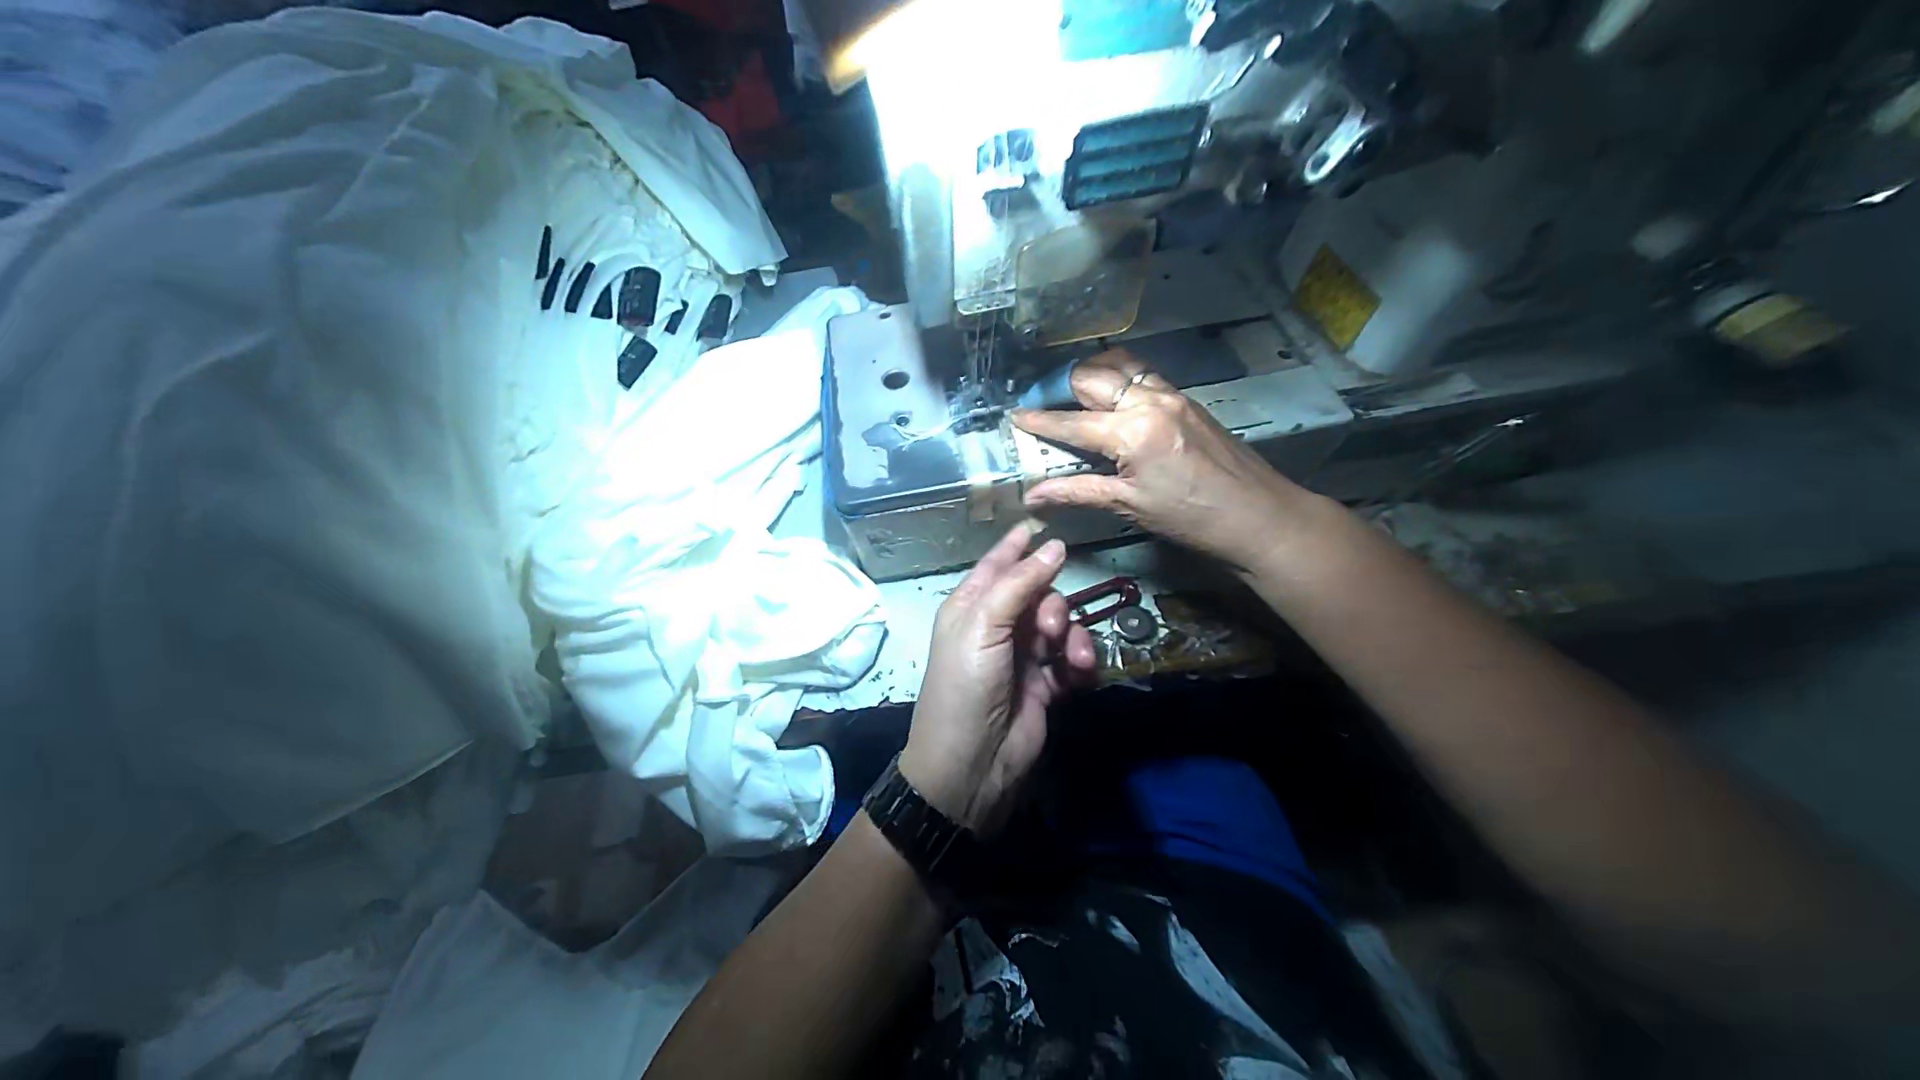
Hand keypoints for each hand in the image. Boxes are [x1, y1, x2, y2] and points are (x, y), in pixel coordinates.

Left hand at [899, 523, 1097, 836]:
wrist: (972, 765)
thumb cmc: (965, 685)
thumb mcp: (983, 626)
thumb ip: (1020, 583)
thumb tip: (1054, 545)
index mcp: (970, 606)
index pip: (997, 565)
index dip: (1019, 546)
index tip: (1045, 524)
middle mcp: (997, 626)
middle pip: (1039, 593)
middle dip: (1052, 606)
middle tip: (1050, 629)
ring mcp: (1022, 656)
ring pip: (1061, 625)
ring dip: (1072, 637)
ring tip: (1070, 659)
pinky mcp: (1045, 685)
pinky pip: (1072, 659)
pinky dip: (1080, 663)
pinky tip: (1080, 675)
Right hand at [1012, 348, 1333, 575]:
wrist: (1258, 515)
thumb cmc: (1191, 518)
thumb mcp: (1129, 507)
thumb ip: (1078, 492)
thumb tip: (1033, 496)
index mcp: (1132, 432)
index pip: (1072, 423)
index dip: (1039, 422)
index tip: (1014, 415)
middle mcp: (1150, 401)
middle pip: (1092, 376)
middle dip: (1063, 387)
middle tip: (1047, 405)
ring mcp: (1173, 395)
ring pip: (1121, 366)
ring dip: (1095, 376)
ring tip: (1078, 396)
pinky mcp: (1188, 399)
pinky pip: (1145, 376)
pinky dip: (1122, 380)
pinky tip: (1116, 400)